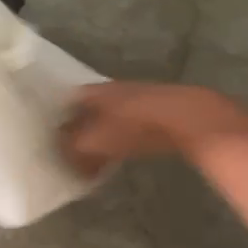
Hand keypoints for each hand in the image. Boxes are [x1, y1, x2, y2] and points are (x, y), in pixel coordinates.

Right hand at [60, 81, 247, 177]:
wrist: (193, 120)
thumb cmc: (135, 127)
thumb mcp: (93, 143)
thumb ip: (72, 150)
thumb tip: (64, 158)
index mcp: (90, 91)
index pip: (64, 103)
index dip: (57, 121)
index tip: (54, 139)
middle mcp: (111, 88)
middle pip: (89, 109)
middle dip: (82, 127)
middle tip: (76, 149)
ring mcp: (140, 96)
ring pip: (113, 115)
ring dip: (106, 132)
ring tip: (102, 153)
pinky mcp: (165, 109)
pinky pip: (136, 123)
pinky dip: (128, 136)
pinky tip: (130, 150)